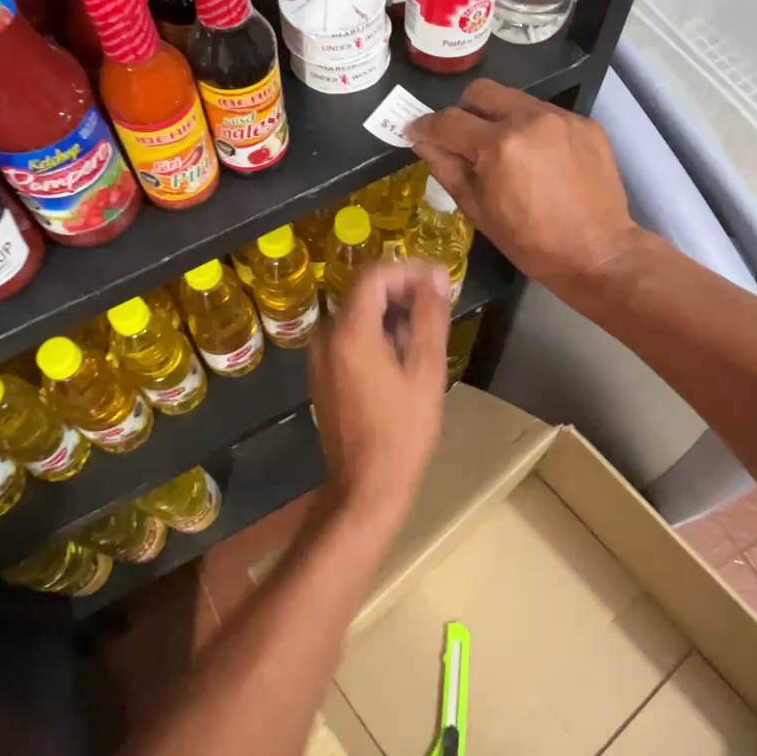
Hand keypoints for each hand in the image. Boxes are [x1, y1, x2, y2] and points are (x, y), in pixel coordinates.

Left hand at [309, 260, 451, 508]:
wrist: (366, 486)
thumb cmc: (403, 431)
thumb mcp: (426, 371)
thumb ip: (429, 317)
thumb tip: (434, 275)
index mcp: (349, 332)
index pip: (374, 275)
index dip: (407, 269)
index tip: (438, 279)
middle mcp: (326, 337)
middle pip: (362, 292)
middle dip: (401, 290)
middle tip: (437, 304)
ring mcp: (319, 357)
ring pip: (355, 314)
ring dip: (389, 312)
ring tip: (424, 332)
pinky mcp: (321, 374)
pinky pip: (347, 337)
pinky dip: (374, 332)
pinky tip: (401, 355)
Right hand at [407, 79, 640, 291]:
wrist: (598, 252)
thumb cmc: (531, 242)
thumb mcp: (478, 211)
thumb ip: (447, 169)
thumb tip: (424, 143)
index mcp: (499, 146)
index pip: (449, 121)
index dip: (426, 126)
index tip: (416, 133)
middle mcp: (530, 119)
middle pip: (481, 92)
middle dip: (463, 112)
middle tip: (461, 139)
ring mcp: (561, 118)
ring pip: (514, 100)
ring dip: (498, 119)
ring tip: (504, 152)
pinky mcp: (585, 123)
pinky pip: (545, 114)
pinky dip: (531, 129)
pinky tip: (537, 160)